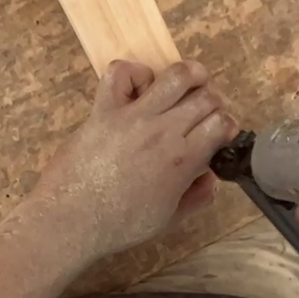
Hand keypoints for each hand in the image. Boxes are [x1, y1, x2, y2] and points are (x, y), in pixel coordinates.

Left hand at [29, 59, 235, 259]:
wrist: (72, 220)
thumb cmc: (120, 225)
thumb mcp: (168, 219)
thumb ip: (196, 198)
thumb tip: (210, 179)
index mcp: (183, 159)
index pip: (221, 123)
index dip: (226, 126)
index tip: (219, 135)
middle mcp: (163, 131)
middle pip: (205, 98)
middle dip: (212, 104)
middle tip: (202, 116)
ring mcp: (133, 116)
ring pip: (175, 76)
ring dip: (191, 76)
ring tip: (190, 84)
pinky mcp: (104, 109)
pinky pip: (122, 72)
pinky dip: (136, 73)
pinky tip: (139, 90)